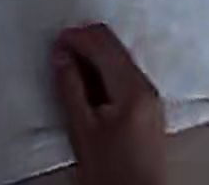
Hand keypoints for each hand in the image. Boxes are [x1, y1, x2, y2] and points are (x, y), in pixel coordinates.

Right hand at [52, 24, 167, 184]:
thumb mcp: (82, 131)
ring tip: (70, 63)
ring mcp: (151, 95)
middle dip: (86, 42)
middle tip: (61, 49)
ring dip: (95, 54)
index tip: (57, 41)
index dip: (78, 37)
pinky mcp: (149, 105)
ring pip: (120, 56)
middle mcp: (147, 85)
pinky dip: (106, 67)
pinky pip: (126, 71)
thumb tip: (61, 53)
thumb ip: (71, 87)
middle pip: (115, 46)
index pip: (104, 44)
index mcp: (133, 88)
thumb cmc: (110, 176)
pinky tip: (89, 78)